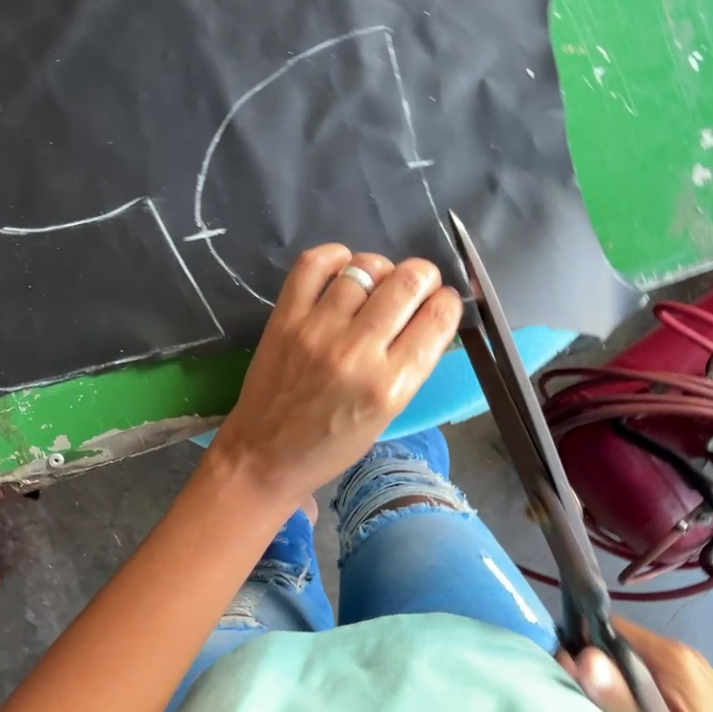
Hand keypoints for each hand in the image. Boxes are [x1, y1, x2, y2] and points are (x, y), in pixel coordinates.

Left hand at [205, 244, 462, 507]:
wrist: (264, 456)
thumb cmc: (331, 445)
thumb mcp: (386, 415)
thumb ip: (409, 365)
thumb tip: (429, 315)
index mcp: (390, 386)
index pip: (437, 318)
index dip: (448, 301)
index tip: (442, 302)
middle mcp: (358, 352)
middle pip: (408, 282)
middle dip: (422, 276)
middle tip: (415, 286)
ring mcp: (318, 330)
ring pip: (366, 267)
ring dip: (381, 269)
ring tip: (376, 282)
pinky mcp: (286, 318)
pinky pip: (315, 264)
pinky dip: (336, 256)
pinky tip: (343, 268)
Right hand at [567, 620, 712, 711]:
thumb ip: (626, 704)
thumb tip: (579, 656)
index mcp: (675, 658)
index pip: (606, 626)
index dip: (578, 646)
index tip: (558, 676)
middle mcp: (680, 659)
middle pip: (614, 649)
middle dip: (591, 673)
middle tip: (575, 707)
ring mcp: (687, 682)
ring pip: (627, 672)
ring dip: (609, 693)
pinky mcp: (690, 705)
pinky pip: (643, 691)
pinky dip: (627, 707)